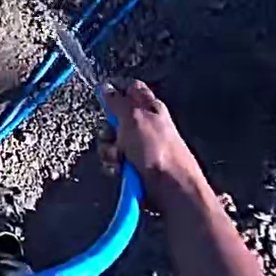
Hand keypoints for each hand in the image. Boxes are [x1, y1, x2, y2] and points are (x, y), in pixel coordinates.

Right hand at [103, 79, 208, 208]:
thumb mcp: (134, 118)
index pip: (130, 89)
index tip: (103, 95)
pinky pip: (112, 160)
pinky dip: (112, 165)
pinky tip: (120, 170)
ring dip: (108, 150)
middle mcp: (144, 125)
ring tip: (119, 158)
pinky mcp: (132, 166)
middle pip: (113, 118)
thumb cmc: (158, 150)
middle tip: (114, 135)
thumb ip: (117, 102)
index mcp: (149, 107)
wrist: (172, 189)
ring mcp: (138, 147)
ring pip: (109, 141)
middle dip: (107, 128)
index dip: (115, 90)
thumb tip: (105, 86)